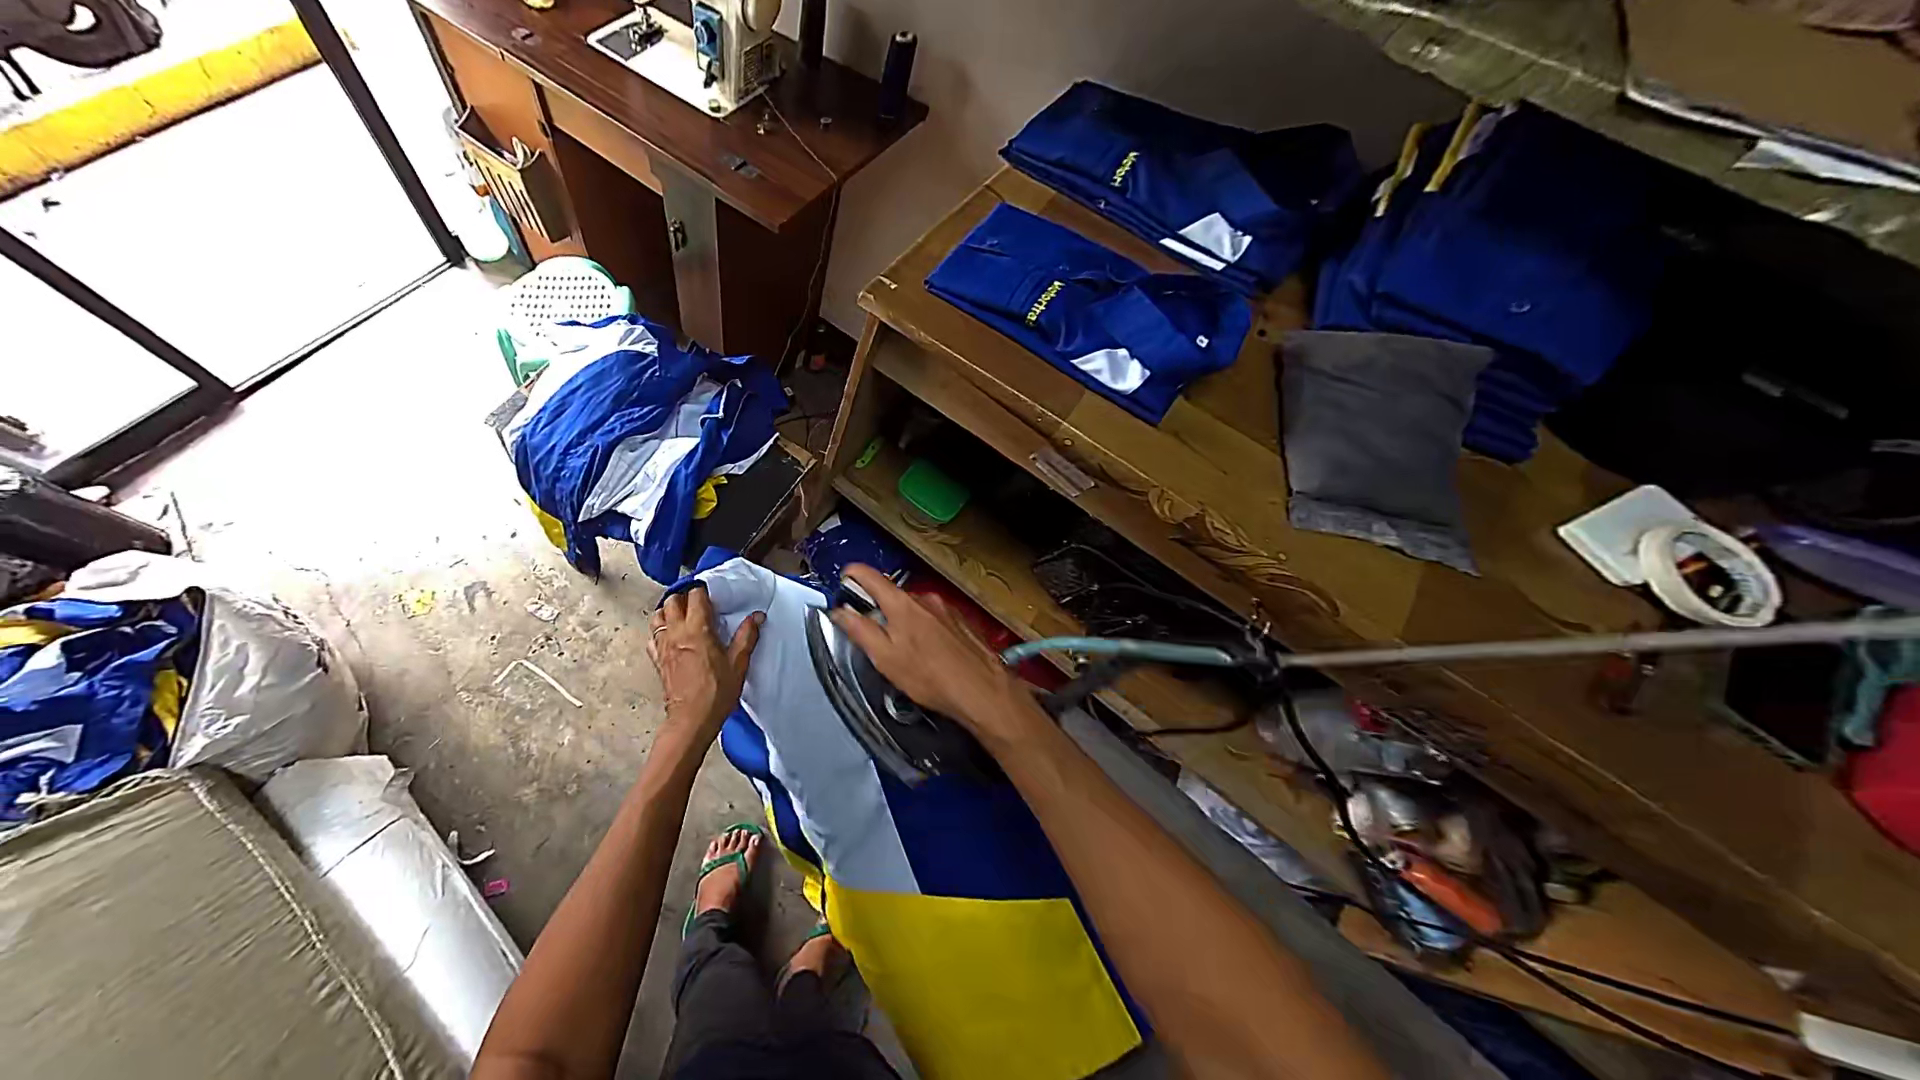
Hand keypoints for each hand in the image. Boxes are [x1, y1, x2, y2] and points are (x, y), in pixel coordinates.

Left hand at [648, 585, 762, 737]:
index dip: (703, 591)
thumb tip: (756, 618)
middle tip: (699, 603)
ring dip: (669, 611)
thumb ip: (747, 636)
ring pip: (657, 616)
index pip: (695, 596)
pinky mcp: (657, 660)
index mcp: (697, 630)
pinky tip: (671, 637)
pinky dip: (659, 632)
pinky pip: (652, 638)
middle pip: (672, 601)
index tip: (712, 594)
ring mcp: (663, 647)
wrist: (692, 719)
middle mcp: (676, 635)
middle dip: (685, 597)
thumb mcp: (738, 663)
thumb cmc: (715, 694)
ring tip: (683, 616)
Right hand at [829, 564, 1048, 750]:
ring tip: (906, 655)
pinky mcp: (959, 621)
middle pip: (892, 594)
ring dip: (904, 624)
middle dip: (879, 611)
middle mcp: (925, 599)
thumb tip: (841, 612)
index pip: (868, 575)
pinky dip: (924, 631)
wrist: (980, 689)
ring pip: (913, 608)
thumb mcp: (885, 658)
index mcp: (901, 604)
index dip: (851, 576)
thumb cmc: (934, 678)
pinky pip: (932, 619)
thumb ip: (859, 629)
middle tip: (875, 638)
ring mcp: (944, 608)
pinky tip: (928, 655)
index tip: (844, 581)